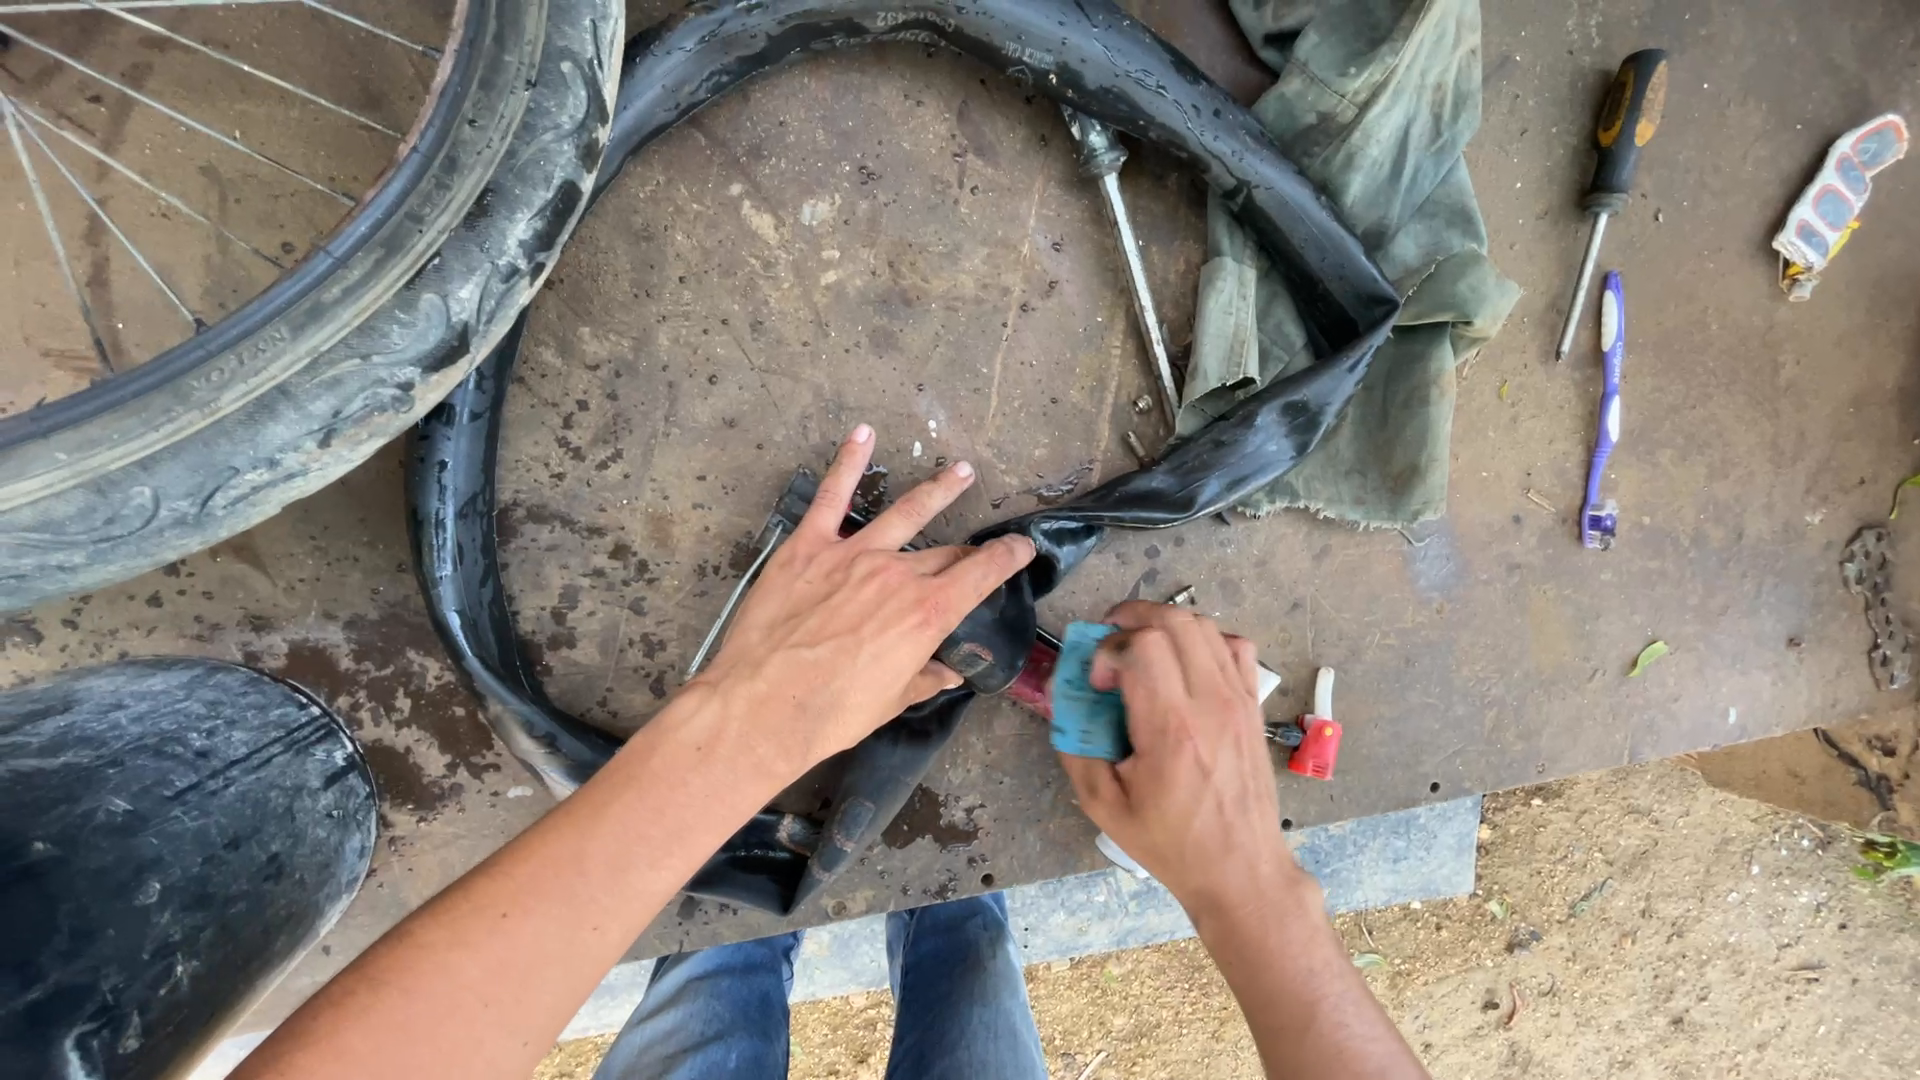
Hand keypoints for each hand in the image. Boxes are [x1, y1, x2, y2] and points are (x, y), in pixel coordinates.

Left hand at [692, 424, 1035, 773]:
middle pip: (943, 552)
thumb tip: (950, 672)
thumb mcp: (891, 701)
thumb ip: (925, 678)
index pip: (981, 573)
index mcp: (926, 613)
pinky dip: (848, 463)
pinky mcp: (809, 546)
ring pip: (906, 511)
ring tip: (961, 471)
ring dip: (938, 489)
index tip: (1022, 548)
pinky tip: (863, 435)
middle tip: (977, 549)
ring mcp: (853, 553)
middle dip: (967, 551)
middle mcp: (898, 574)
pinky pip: (832, 496)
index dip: (1008, 557)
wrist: (763, 706)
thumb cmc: (833, 713)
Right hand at [1057, 601, 1299, 920]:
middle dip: (1130, 620)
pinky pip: (1235, 645)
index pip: (1140, 646)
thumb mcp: (1102, 804)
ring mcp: (1239, 700)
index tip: (1099, 683)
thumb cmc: (1169, 842)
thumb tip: (1065, 699)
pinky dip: (1203, 639)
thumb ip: (1076, 745)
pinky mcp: (1254, 705)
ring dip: (1163, 624)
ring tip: (1140, 649)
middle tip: (1108, 644)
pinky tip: (1183, 662)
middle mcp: (1210, 702)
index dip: (1107, 650)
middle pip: (1172, 620)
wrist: (1240, 871)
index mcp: (1170, 728)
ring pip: (1202, 625)